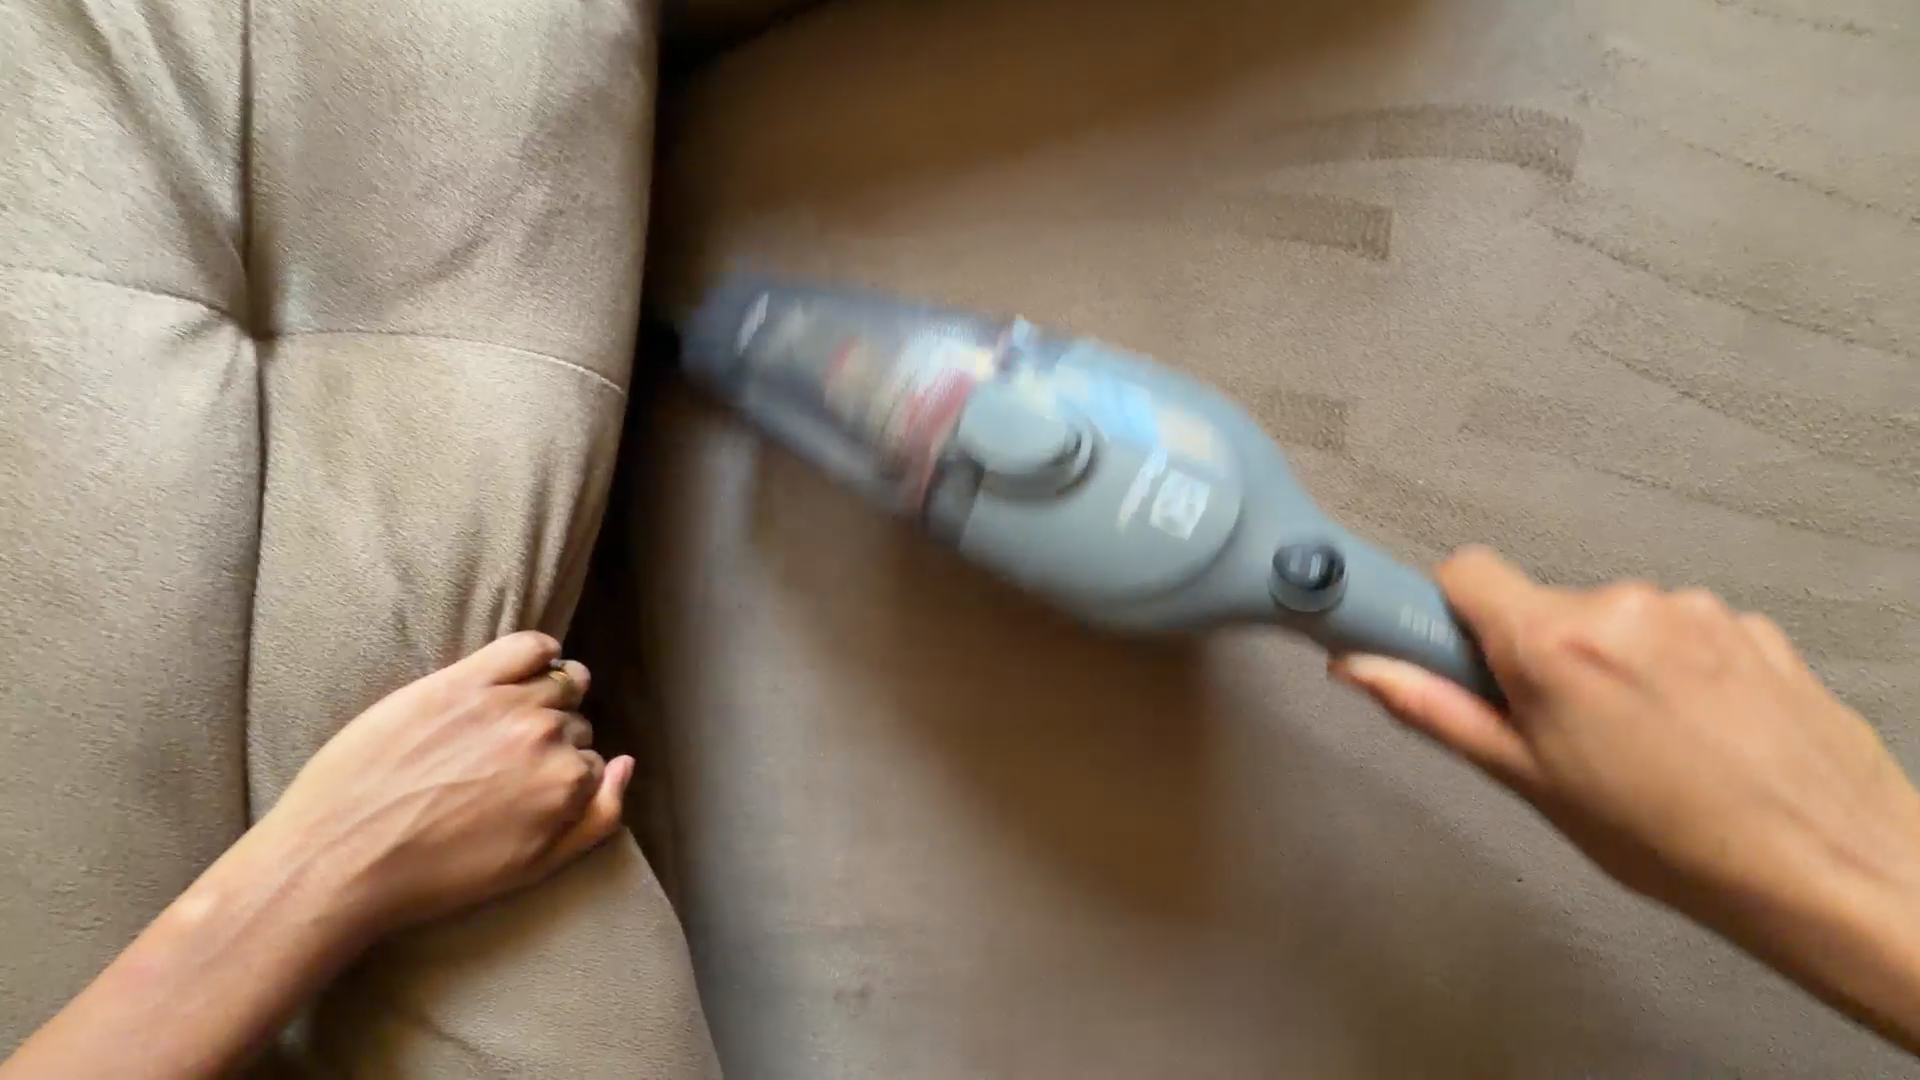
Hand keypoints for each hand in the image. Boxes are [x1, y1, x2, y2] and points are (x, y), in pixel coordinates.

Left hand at [257, 631, 633, 939]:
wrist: (333, 863)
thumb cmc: (435, 876)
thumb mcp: (534, 868)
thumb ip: (599, 818)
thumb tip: (627, 762)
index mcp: (567, 782)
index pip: (592, 760)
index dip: (564, 777)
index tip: (530, 791)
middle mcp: (547, 735)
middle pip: (576, 722)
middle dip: (555, 740)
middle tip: (508, 764)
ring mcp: (506, 703)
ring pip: (560, 684)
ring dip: (549, 698)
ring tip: (513, 719)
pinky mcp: (464, 681)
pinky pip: (528, 646)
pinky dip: (541, 652)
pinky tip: (532, 666)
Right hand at [1332, 547, 1919, 966]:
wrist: (1840, 877)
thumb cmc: (1664, 839)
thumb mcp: (1521, 776)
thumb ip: (1428, 707)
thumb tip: (1352, 665)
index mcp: (1554, 641)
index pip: (1463, 569)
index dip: (1448, 606)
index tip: (1457, 651)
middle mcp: (1622, 605)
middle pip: (1534, 602)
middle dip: (1529, 648)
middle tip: (1552, 720)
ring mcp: (1696, 610)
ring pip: (1603, 616)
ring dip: (1599, 656)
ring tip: (1631, 731)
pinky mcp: (1751, 625)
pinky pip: (1669, 626)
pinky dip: (1660, 662)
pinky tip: (1687, 723)